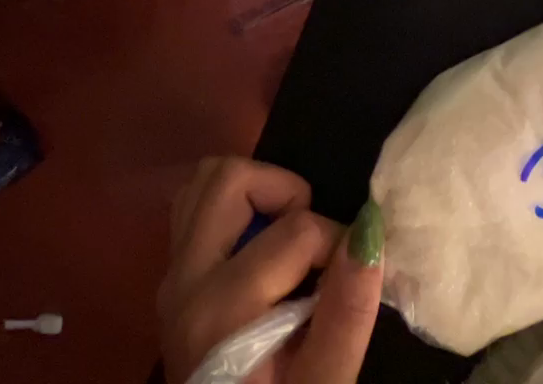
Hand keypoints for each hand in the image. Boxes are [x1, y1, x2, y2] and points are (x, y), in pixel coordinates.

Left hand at [158, 158, 383, 383]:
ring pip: (206, 181)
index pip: (297, 229)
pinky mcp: (174, 273)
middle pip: (231, 179)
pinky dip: (235, 204)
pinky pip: (196, 204)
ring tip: (288, 237)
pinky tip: (262, 243)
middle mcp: (185, 279)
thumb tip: (370, 231)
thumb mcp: (325, 382)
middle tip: (312, 241)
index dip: (339, 245)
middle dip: (289, 192)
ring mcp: (173, 273)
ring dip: (258, 191)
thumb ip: (347, 312)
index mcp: (221, 308)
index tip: (347, 283)